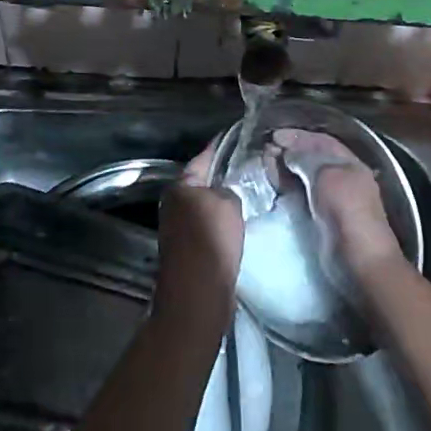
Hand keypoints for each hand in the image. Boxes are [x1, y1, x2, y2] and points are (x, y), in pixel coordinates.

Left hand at [152, 148, 244, 321]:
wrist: (198, 294)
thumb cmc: (211, 240)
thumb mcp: (228, 202)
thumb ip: (229, 187)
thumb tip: (228, 189)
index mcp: (180, 186)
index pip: (205, 156)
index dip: (224, 145)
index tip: (242, 136)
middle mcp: (175, 202)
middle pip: (204, 179)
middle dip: (226, 172)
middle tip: (254, 163)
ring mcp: (180, 226)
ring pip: (208, 202)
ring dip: (226, 197)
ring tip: (254, 188)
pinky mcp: (190, 247)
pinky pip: (211, 222)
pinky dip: (225, 218)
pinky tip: (244, 216)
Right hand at [273, 128, 404, 277]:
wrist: (359, 259)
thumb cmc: (346, 211)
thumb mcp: (327, 175)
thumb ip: (307, 159)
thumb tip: (288, 152)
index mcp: (349, 164)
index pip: (322, 141)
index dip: (299, 136)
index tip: (274, 135)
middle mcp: (341, 178)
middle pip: (311, 158)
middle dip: (289, 152)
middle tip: (265, 151)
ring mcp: (331, 200)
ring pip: (304, 177)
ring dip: (284, 169)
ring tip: (263, 165)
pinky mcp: (320, 219)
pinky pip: (300, 196)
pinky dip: (286, 188)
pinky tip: (272, 186)